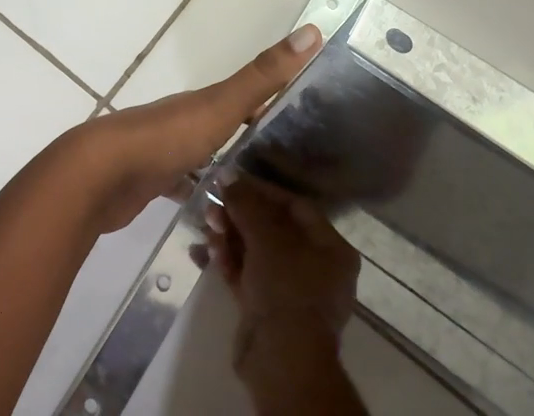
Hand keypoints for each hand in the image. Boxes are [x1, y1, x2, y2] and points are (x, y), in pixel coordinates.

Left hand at [58, 24, 323, 234]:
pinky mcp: (152, 184)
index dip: (276, 102)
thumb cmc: (166, 137)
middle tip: (294, 167)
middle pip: (226, 127)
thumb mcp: (222, 105)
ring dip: (228, 169)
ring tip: (265, 196)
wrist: (101, 175)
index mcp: (203, 102)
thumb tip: (313, 30)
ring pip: (205, 158)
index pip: (246, 97)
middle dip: (255, 140)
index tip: (310, 116)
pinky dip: (201, 195)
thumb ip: (264, 75)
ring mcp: (166, 153)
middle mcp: (185, 122)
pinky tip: (220, 214)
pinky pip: (184, 186)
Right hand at [206, 177, 359, 380]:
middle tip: (211, 205)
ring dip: (229, 236)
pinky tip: (203, 251)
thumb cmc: (287, 287)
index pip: (295, 207)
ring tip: (205, 226)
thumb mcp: (268, 237)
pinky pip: (245, 275)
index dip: (261, 190)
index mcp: (330, 248)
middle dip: (240, 215)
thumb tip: (227, 174)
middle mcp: (314, 267)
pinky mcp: (265, 308)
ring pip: (255, 252)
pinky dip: (226, 261)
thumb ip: (247, 203)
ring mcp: (289, 290)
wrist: (281, 359)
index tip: (231, 180)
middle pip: (272, 229)